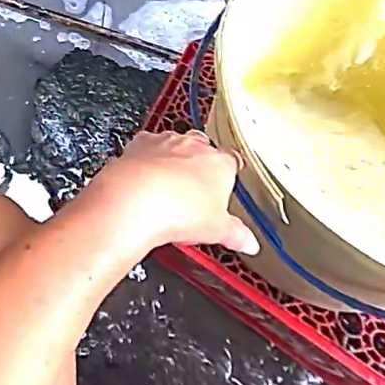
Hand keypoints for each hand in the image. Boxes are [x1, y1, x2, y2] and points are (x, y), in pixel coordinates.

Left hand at [74, 130, 260, 259]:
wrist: (137, 198)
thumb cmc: (179, 208)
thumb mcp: (218, 229)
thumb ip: (236, 233)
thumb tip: (248, 242)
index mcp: (219, 162)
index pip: (232, 161)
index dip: (230, 173)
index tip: (227, 182)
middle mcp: (192, 145)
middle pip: (202, 147)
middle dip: (200, 164)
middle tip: (197, 189)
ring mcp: (164, 142)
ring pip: (173, 144)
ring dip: (172, 158)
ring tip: (170, 187)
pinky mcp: (139, 144)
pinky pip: (146, 147)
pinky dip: (146, 158)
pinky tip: (145, 177)